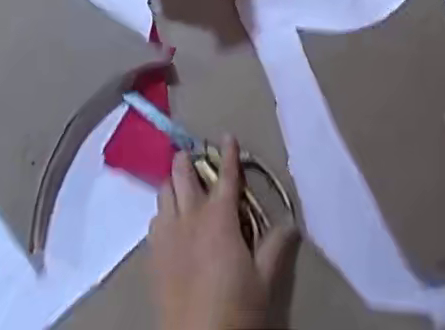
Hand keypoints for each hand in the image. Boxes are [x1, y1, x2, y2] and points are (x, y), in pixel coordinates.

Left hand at [149, 138, 297, 329]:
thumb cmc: (236, 309)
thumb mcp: (264, 280)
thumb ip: (276, 247)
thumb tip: (291, 224)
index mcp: (219, 217)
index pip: (226, 175)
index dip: (229, 153)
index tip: (228, 136)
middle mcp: (189, 216)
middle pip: (182, 172)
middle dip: (189, 159)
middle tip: (199, 161)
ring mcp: (167, 233)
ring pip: (164, 191)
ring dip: (174, 183)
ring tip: (184, 188)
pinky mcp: (153, 253)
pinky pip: (154, 219)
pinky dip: (164, 211)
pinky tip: (172, 223)